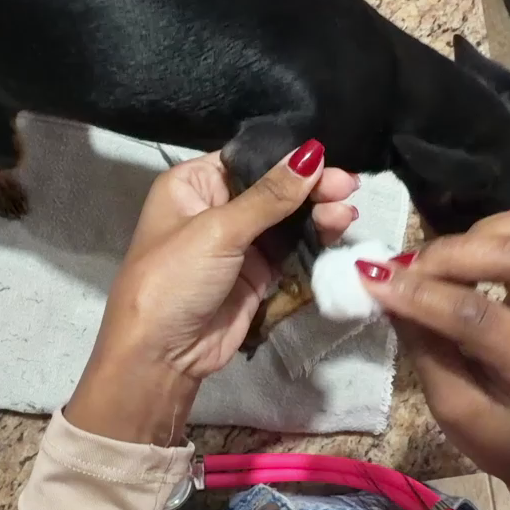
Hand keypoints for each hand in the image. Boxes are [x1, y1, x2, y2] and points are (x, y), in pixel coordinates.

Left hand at [67, 142, 358, 444]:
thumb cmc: (174, 278)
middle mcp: (215, 208)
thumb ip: (270, 196)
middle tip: (347, 186)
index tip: (327, 156)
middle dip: (310, 187)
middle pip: (273, 188)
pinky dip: (316, 241)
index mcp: (191, 185)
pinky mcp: (258, 273)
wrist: (162, 355)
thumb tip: (311, 154)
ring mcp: (238, 243)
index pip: (247, 159)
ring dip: (318, 213)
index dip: (287, 158)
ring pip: (287, 219)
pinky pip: (292, 249)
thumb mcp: (219, 230)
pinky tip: (338, 230)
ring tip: (347, 212)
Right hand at [360, 208, 509, 504]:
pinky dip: (500, 230)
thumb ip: (424, 345)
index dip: (423, 295)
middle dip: (453, 254)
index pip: (483, 319)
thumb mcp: (452, 408)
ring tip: (442, 264)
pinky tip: (473, 254)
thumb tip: (387, 286)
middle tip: (408, 267)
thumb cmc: (498, 435)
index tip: (373, 279)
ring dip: (478, 237)